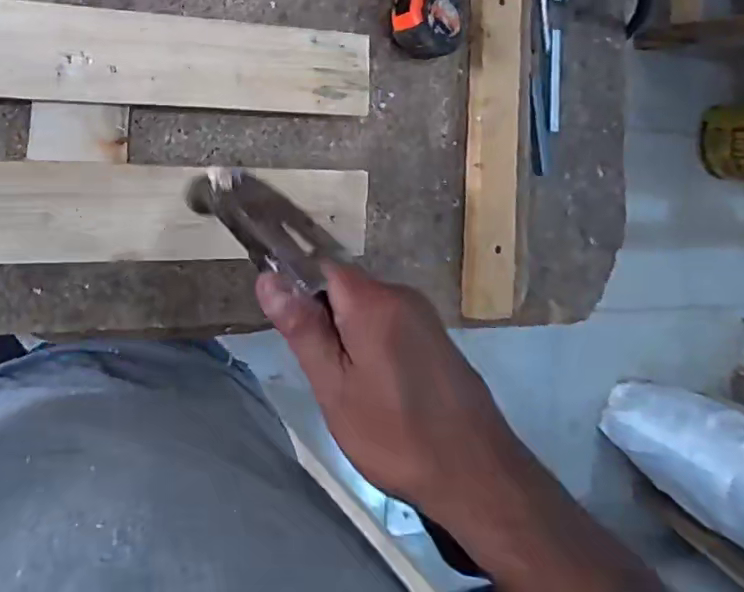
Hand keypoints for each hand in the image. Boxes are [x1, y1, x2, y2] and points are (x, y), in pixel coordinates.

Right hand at [256, 263, 527, 519]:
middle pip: (345, 289)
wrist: (476, 474)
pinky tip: (382, 390)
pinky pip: (391, 324)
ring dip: (351, 338)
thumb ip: (303, 329)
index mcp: (372, 299)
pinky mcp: (436, 336)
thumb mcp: (335, 387)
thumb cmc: (395, 433)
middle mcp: (401, 294)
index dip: (300, 293)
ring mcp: (423, 314)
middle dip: (328, 323)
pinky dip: (375, 346)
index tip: (298, 336)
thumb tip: (267, 278)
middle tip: (328, 375)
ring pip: (367, 309)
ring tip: (355, 389)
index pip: (320, 268)